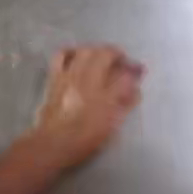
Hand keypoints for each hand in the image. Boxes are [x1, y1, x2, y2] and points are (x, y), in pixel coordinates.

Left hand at [20, 45, 143, 171]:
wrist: (53, 143)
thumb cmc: (84, 139)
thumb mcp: (110, 125)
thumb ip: (124, 105)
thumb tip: (134, 89)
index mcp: (104, 98)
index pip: (125, 76)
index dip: (135, 72)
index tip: (139, 72)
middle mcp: (87, 82)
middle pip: (104, 55)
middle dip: (117, 54)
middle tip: (122, 60)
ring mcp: (69, 77)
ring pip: (85, 51)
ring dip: (97, 50)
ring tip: (102, 56)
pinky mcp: (55, 78)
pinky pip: (61, 56)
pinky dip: (71, 52)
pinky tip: (77, 56)